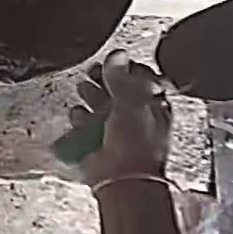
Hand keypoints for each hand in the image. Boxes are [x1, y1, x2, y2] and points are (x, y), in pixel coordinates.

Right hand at [67, 50, 170, 183]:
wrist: (121, 178)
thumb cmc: (136, 145)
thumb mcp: (131, 103)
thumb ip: (122, 78)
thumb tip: (117, 55)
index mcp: (154, 106)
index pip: (143, 80)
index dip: (128, 68)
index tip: (114, 59)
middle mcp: (138, 118)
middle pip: (119, 92)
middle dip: (105, 81)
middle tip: (93, 70)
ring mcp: (118, 131)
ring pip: (102, 107)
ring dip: (91, 98)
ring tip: (83, 89)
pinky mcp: (98, 143)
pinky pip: (87, 126)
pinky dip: (81, 121)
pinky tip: (78, 115)